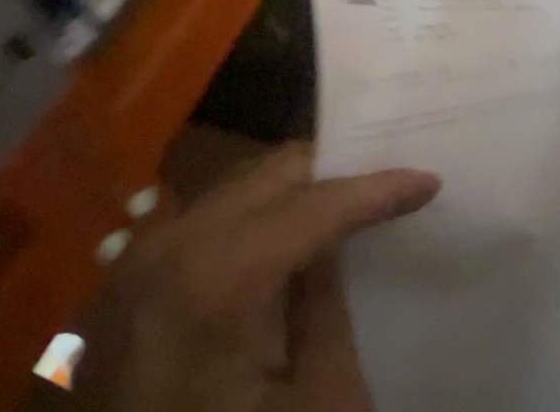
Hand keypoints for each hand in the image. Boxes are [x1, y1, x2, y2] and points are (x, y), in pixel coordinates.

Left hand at [72, 143, 440, 411]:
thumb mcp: (311, 402)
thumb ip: (327, 310)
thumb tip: (339, 239)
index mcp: (217, 276)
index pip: (315, 205)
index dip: (376, 189)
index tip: (428, 180)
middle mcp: (173, 243)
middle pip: (273, 172)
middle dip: (337, 170)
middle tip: (391, 180)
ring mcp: (143, 254)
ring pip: (240, 185)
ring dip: (298, 187)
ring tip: (350, 201)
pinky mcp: (130, 275)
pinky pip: (208, 216)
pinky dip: (257, 211)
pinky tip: (288, 237)